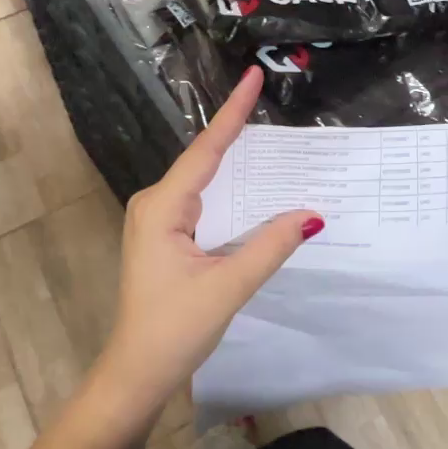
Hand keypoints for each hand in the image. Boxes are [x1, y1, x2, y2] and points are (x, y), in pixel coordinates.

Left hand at [96, 68, 321, 404]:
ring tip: (274, 141)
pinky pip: (201, 203)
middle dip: (238, 134)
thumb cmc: (175, 329)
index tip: (252, 76)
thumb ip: (269, 247)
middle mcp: (155, 204)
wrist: (136, 372)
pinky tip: (253, 190)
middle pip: (204, 161)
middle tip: (273, 102)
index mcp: (163, 207)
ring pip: (203, 183)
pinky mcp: (163, 236)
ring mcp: (156, 220)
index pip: (206, 150)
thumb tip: (311, 214)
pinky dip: (228, 194)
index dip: (232, 112)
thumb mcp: (227, 287)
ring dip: (236, 167)